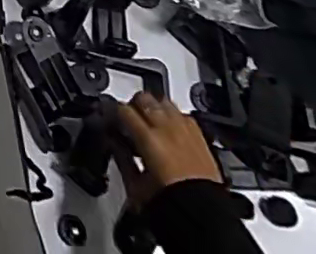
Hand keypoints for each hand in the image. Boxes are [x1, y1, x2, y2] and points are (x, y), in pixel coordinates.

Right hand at [111, 91, 222, 207]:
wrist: (205, 219)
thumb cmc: (173, 206)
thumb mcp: (135, 186)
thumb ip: (121, 157)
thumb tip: (113, 142)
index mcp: (148, 138)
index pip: (123, 109)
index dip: (113, 112)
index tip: (111, 119)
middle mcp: (167, 128)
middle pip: (143, 97)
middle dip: (133, 105)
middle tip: (129, 118)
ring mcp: (185, 130)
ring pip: (164, 101)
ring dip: (154, 107)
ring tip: (149, 121)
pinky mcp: (200, 136)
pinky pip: (183, 115)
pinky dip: (173, 117)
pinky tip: (170, 129)